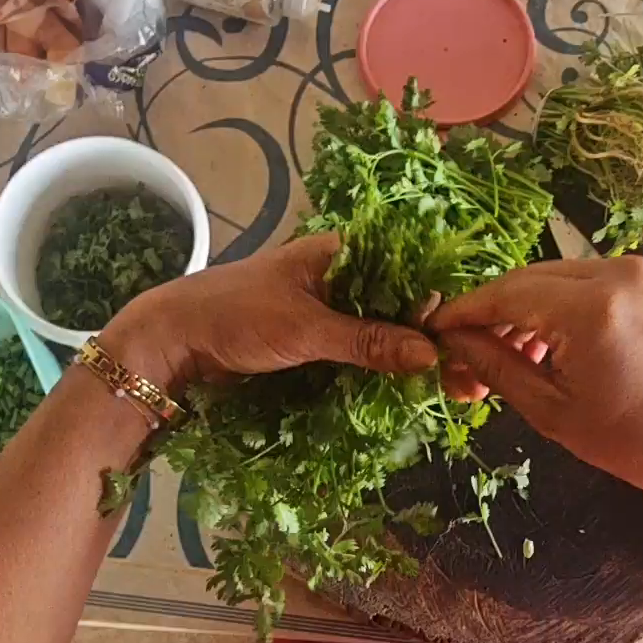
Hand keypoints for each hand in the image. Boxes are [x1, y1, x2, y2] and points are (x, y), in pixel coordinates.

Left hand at [97, 233, 438, 391]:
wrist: (174, 339)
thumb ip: (367, 340)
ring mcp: (325, 308)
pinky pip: (355, 349)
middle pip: (397, 305)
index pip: (406, 273)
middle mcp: (339, 276)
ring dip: (406, 357)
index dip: (439, 308)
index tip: (468, 345)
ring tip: (448, 388)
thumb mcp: (305, 328)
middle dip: (429, 339)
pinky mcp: (311, 337)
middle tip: (466, 378)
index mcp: (340, 254)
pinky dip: (377, 367)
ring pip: (378, 330)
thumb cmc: (237, 316)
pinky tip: (404, 388)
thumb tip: (430, 355)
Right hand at [427, 256, 642, 510]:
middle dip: (489, 316)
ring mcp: (638, 274)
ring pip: (551, 281)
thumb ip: (495, 365)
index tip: (433, 332)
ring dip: (518, 315)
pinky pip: (581, 287)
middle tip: (463, 359)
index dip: (462, 312)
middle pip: (525, 281)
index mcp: (591, 306)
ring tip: (498, 363)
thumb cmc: (634, 442)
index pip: (504, 294)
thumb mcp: (550, 410)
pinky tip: (537, 350)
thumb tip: (451, 341)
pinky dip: (551, 312)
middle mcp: (616, 272)